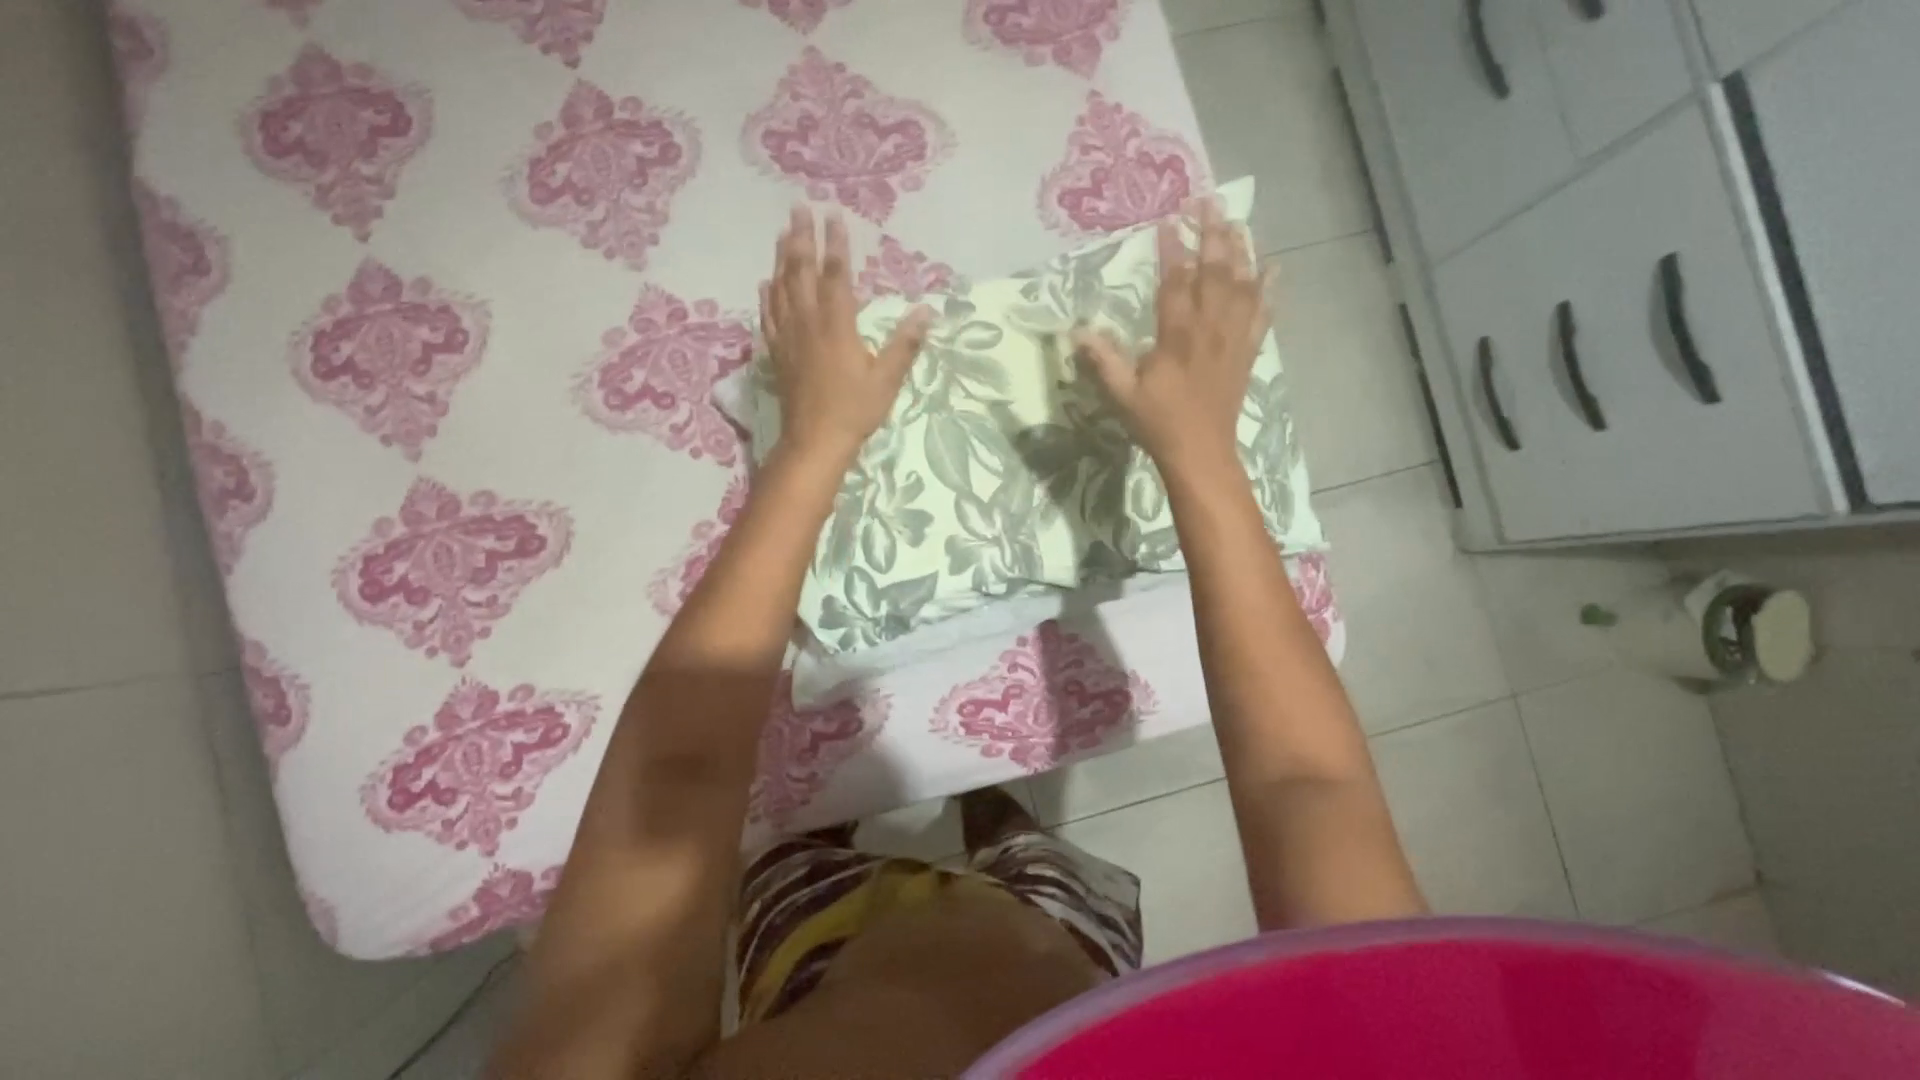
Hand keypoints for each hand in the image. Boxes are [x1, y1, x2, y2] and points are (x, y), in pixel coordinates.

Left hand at [760, 206, 932, 466]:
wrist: (814, 441)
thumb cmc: (854, 411)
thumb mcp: (887, 379)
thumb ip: (905, 343)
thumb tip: (926, 311)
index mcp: (837, 325)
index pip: (836, 275)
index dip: (836, 244)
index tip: (834, 215)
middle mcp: (808, 323)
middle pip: (801, 272)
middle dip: (800, 238)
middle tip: (798, 208)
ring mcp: (788, 338)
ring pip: (781, 288)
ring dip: (781, 258)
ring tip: (782, 233)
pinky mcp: (777, 354)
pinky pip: (768, 317)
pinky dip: (767, 296)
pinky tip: (765, 284)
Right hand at [1074, 199, 1270, 480]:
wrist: (1202, 453)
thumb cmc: (1158, 423)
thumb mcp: (1122, 394)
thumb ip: (1103, 360)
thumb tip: (1077, 330)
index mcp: (1177, 337)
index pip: (1175, 283)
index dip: (1173, 250)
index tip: (1169, 220)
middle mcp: (1210, 330)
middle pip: (1215, 273)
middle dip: (1212, 234)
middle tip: (1208, 202)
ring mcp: (1234, 340)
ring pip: (1242, 286)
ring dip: (1241, 251)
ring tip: (1236, 221)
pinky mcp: (1248, 352)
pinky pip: (1264, 314)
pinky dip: (1269, 289)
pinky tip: (1273, 266)